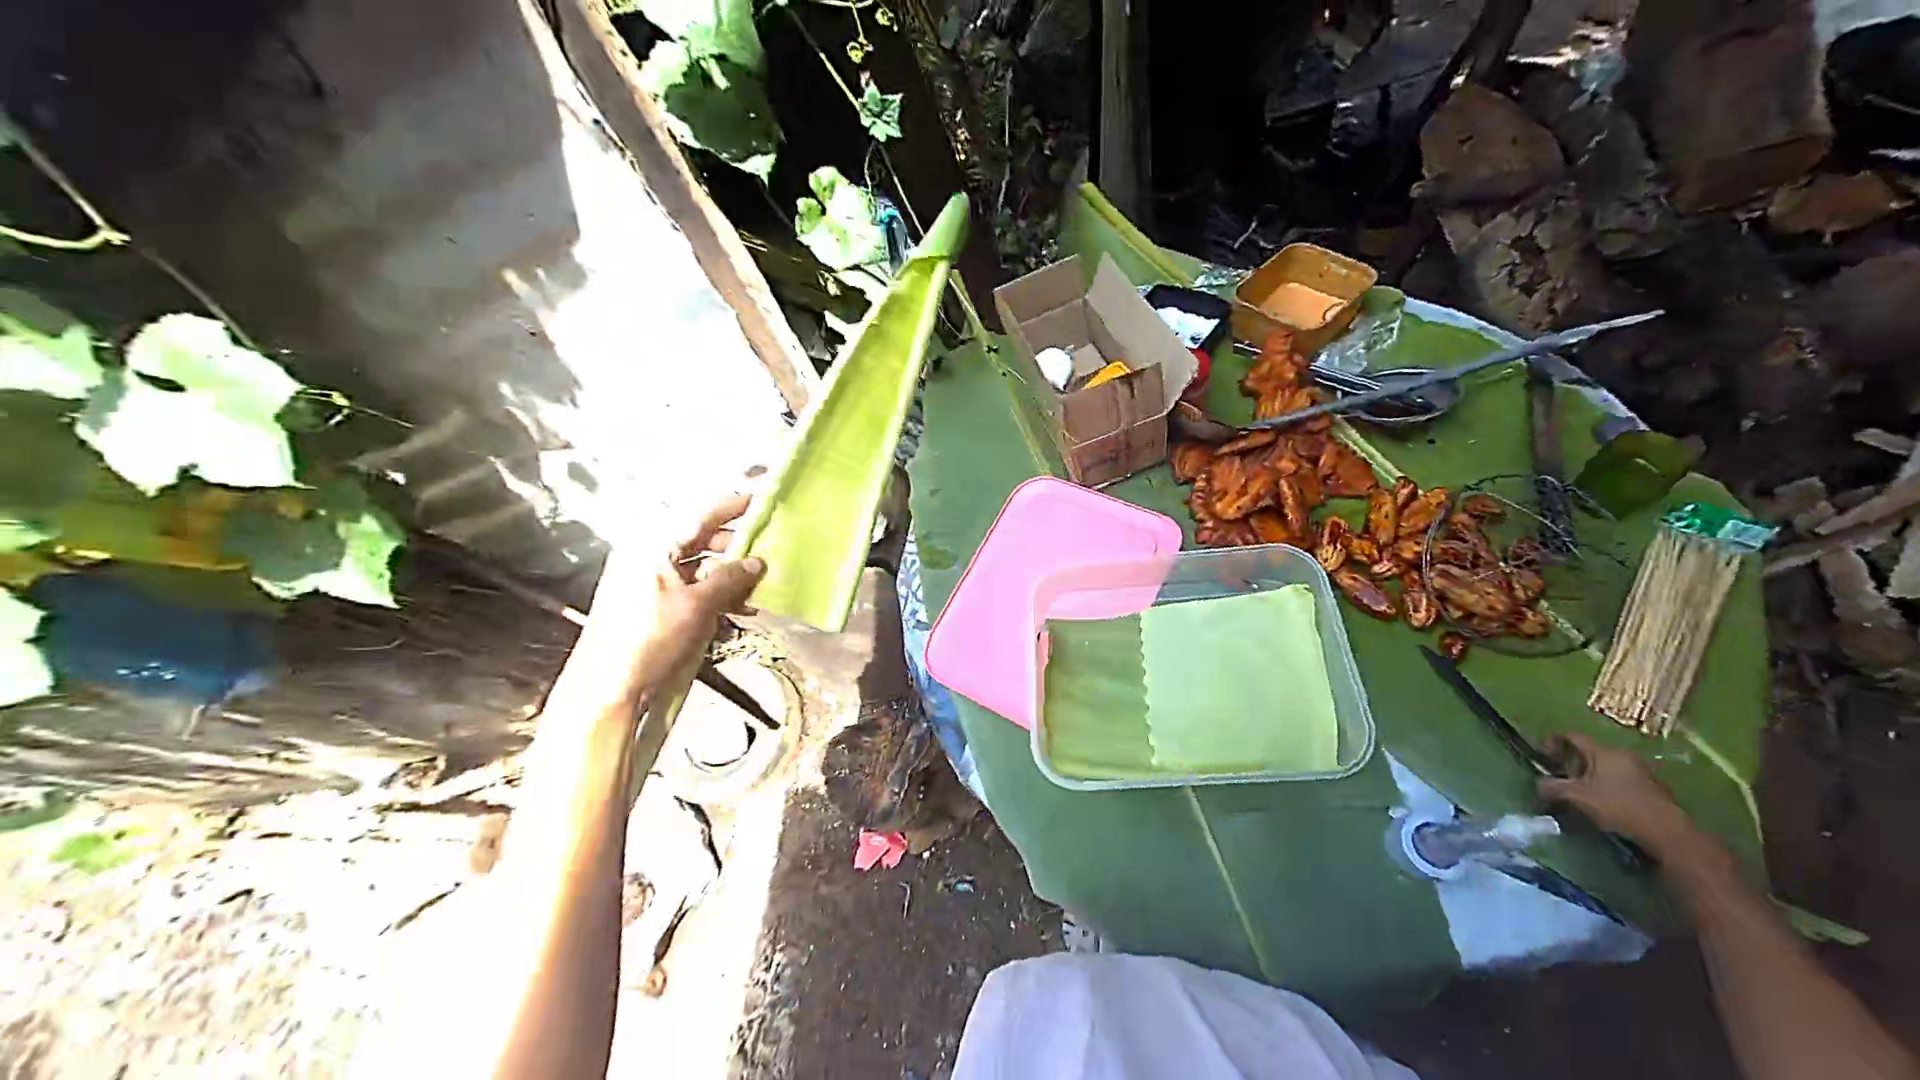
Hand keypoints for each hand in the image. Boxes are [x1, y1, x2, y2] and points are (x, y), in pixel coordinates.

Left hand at [586, 494, 765, 686]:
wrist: (608, 687)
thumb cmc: (650, 639)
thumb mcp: (697, 606)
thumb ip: (730, 578)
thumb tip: (757, 561)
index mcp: (654, 544)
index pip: (702, 513)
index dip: (734, 505)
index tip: (763, 500)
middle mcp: (649, 554)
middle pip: (701, 537)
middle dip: (736, 544)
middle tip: (768, 548)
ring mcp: (649, 578)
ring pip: (699, 563)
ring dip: (730, 572)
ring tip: (758, 584)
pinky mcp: (653, 601)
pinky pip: (691, 586)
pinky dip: (715, 592)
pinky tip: (739, 607)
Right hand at [1537, 732, 1703, 861]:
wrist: (1670, 834)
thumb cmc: (1618, 807)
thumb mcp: (1575, 797)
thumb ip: (1550, 787)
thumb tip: (1538, 785)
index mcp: (1604, 752)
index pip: (1572, 736)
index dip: (1552, 742)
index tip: (1542, 756)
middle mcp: (1624, 756)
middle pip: (1589, 752)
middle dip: (1571, 763)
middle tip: (1559, 778)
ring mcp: (1643, 773)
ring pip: (1606, 768)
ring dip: (1590, 777)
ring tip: (1579, 794)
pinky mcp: (1654, 790)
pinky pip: (1621, 781)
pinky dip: (1607, 788)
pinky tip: (1603, 805)